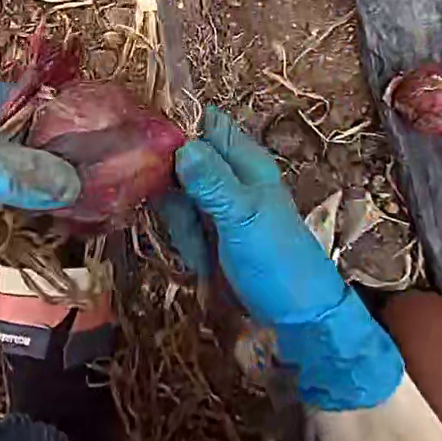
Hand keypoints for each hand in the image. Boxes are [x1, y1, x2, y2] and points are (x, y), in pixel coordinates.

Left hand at [0, 74, 81, 258]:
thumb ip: (18, 171)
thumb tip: (75, 184)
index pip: (46, 108)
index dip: (74, 133)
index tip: (104, 162)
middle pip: (36, 140)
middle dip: (61, 165)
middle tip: (95, 195)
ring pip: (19, 168)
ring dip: (41, 188)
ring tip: (78, 212)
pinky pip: (0, 190)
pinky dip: (19, 203)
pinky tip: (41, 220)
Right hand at [155, 107, 402, 411]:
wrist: (297, 318)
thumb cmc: (278, 260)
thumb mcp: (244, 218)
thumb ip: (212, 182)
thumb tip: (180, 145)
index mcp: (245, 160)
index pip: (205, 122)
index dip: (176, 122)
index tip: (144, 137)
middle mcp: (227, 174)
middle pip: (180, 157)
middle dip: (168, 180)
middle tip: (174, 210)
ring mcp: (214, 203)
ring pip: (175, 191)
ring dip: (175, 217)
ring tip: (196, 246)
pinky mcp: (205, 229)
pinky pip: (179, 218)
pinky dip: (180, 235)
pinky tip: (195, 257)